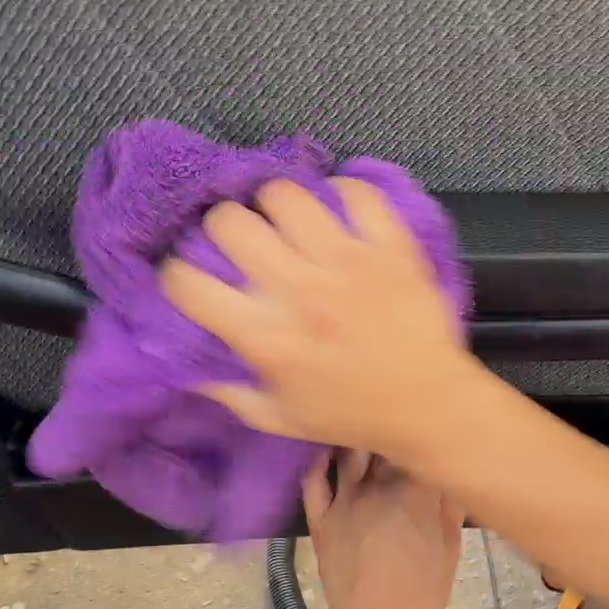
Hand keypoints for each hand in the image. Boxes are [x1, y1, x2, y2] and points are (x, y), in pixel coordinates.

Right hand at [161, 178, 481, 459]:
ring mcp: (350, 262)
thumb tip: (186, 369)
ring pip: (287, 195)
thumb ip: (228, 392)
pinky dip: (342, 191)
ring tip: (285, 220)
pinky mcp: (392, 247)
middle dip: (221, 227)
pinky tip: (336, 208)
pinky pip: (359, 192)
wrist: (432, 404)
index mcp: (267, 337)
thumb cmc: (353, 414)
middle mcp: (302, 291)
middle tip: (239, 240)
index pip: (189, 282)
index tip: (191, 278)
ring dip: (275, 204)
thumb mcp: (280, 418)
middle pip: (231, 223)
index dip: (177, 275)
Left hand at [302, 448, 462, 608]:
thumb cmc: (423, 590)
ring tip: (367, 435)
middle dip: (391, 434)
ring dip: (360, 439)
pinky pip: (313, 478)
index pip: (418, 443)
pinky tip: (330, 453)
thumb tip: (451, 472)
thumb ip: (451, 503)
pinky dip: (321, 461)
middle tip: (398, 433)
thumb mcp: (451, 545)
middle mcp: (379, 485)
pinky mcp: (320, 516)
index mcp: (416, 491)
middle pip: (383, 440)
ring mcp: (345, 499)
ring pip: (350, 451)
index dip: (423, 436)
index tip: (427, 435)